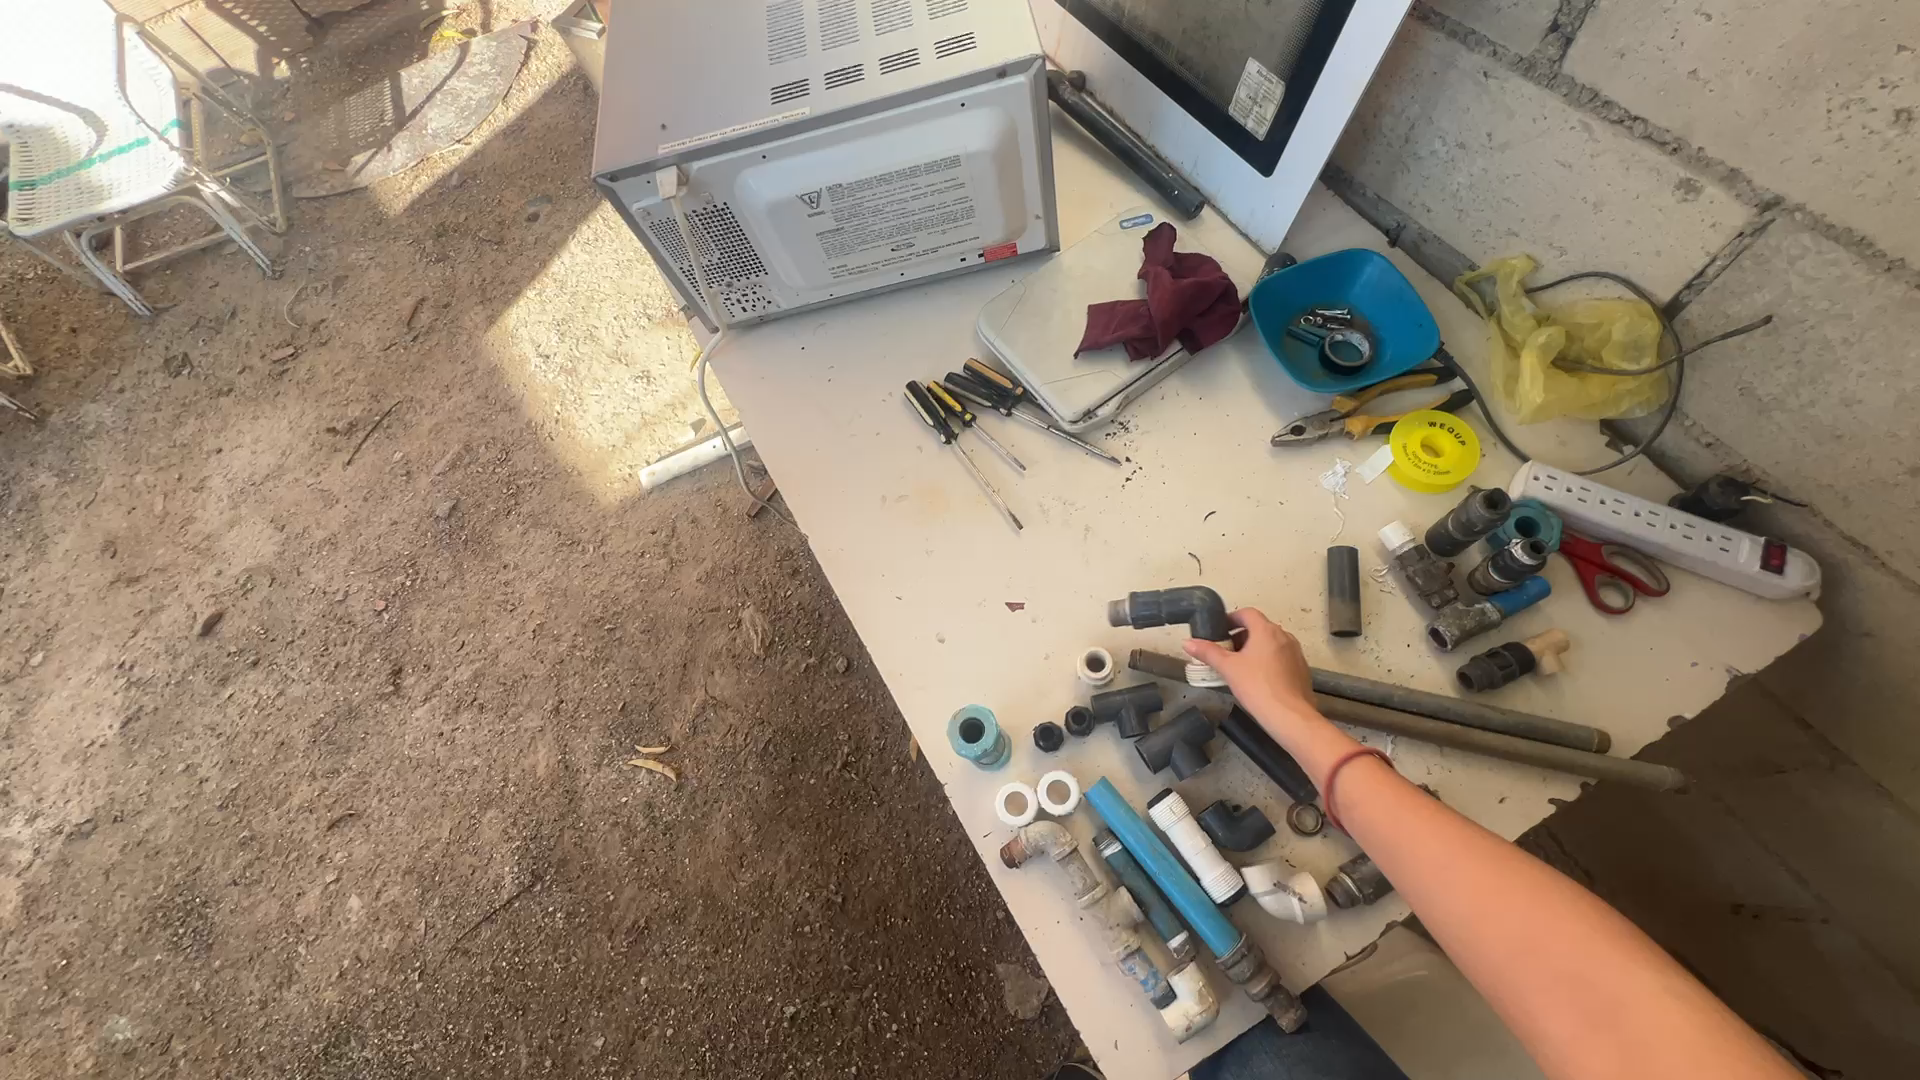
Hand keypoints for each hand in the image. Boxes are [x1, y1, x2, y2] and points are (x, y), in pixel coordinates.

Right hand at [1184, 608, 1314, 719]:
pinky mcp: (1302, 669)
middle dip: (1240, 636)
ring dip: (1254, 648)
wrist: (1290, 716)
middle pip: (1259, 627)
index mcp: (1266, 631)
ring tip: (1239, 666)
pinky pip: (1281, 657)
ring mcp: (1296, 653)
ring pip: (1271, 642)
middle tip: (1225, 651)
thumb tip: (1187, 642)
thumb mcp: (1227, 668)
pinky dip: (1268, 660)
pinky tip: (1258, 678)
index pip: (1247, 613)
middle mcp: (1284, 636)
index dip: (1231, 619)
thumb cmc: (1257, 686)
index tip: (1219, 631)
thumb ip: (1207, 652)